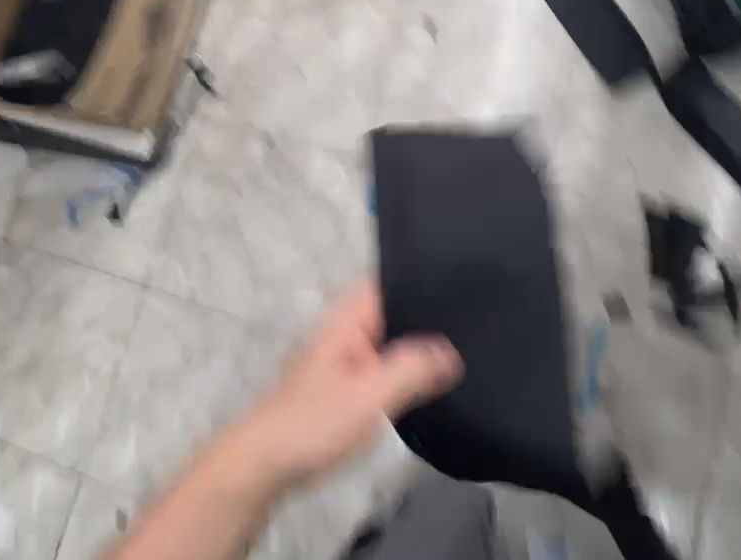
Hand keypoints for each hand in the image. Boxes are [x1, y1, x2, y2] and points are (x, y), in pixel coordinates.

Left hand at [224, 281, 461, 490]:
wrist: (264, 464)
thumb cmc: (314, 422)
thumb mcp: (369, 396)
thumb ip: (411, 370)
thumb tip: (452, 350)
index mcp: (347, 320)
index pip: (387, 281)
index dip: (421, 277)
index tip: (461, 282)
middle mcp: (346, 331)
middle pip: (392, 310)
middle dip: (427, 314)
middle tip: (477, 317)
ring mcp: (345, 359)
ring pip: (389, 340)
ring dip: (418, 345)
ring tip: (468, 344)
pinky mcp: (346, 386)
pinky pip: (384, 366)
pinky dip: (406, 369)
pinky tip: (433, 380)